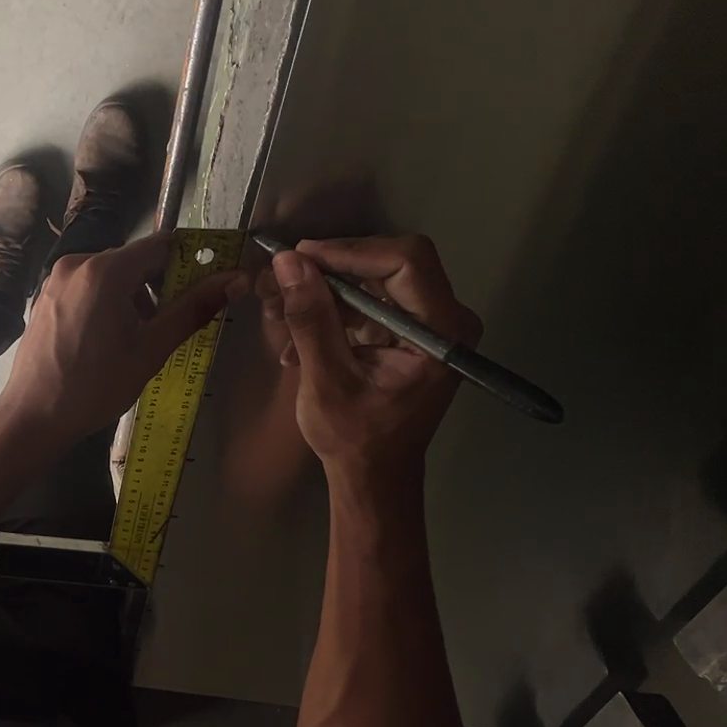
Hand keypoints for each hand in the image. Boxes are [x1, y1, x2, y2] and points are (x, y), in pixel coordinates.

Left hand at [0, 232, 246, 444]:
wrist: (32, 416)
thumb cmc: (95, 386)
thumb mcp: (151, 349)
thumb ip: (193, 309)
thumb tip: (236, 279)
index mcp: (104, 270)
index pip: (162, 246)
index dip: (190, 263)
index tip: (205, 288)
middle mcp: (76, 263)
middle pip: (134, 261)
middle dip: (158, 287)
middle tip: (166, 327)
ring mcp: (55, 280)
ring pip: (110, 276)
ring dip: (132, 298)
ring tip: (135, 340)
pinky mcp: (44, 297)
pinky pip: (86, 288)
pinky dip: (105, 304)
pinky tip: (105, 341)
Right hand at [256, 235, 481, 478]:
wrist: (373, 474)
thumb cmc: (355, 436)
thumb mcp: (326, 377)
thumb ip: (311, 317)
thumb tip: (288, 263)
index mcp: (440, 331)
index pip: (404, 262)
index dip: (349, 252)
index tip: (299, 257)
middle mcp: (445, 319)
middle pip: (391, 264)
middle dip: (333, 266)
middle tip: (284, 274)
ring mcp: (427, 325)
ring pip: (376, 279)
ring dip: (326, 288)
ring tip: (281, 302)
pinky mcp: (407, 332)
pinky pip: (370, 301)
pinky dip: (333, 308)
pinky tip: (299, 330)